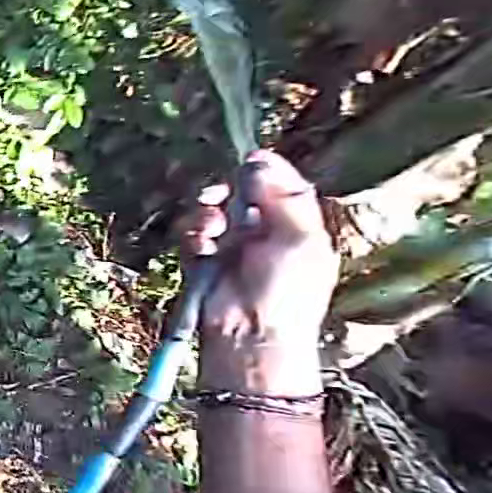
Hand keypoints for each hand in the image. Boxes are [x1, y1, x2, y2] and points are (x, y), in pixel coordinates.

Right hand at [179, 150, 337, 396]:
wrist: (250, 333)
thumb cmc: (286, 290)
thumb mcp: (299, 239)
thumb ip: (280, 197)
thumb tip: (256, 161)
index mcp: (295, 225)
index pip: (281, 186)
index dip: (266, 170)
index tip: (250, 159)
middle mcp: (263, 231)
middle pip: (240, 194)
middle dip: (227, 190)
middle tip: (218, 195)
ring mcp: (230, 246)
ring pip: (211, 211)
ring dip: (207, 214)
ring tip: (210, 228)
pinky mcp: (202, 259)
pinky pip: (192, 233)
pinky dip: (192, 233)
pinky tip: (200, 244)